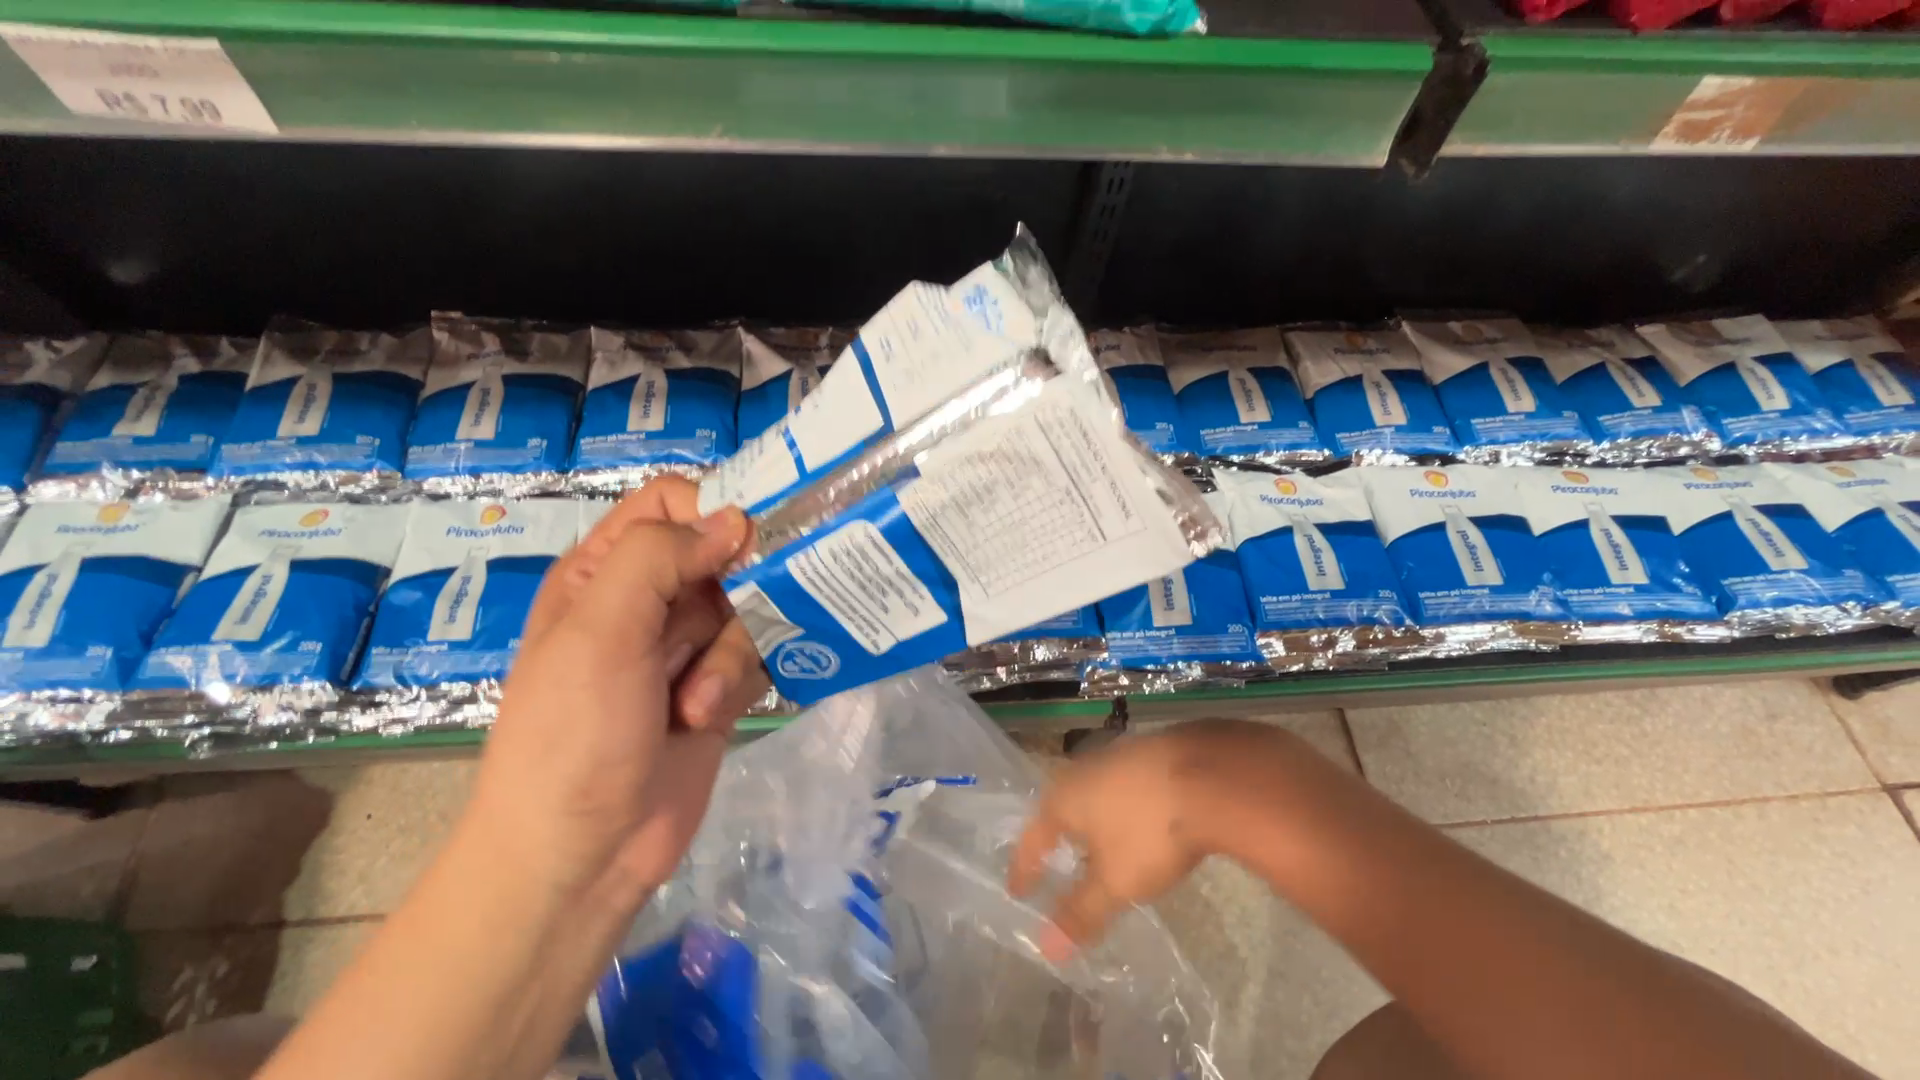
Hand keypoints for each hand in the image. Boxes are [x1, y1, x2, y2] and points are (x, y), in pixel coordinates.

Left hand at [468, 476, 769, 913]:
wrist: (579, 855)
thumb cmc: (572, 735)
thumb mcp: (599, 631)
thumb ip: (660, 557)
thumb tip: (736, 518)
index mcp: (604, 571)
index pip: (670, 502)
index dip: (711, 509)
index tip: (745, 541)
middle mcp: (648, 600)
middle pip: (724, 554)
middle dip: (734, 592)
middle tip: (737, 618)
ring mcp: (685, 648)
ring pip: (749, 609)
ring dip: (729, 654)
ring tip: (695, 702)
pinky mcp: (717, 690)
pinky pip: (757, 657)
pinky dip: (737, 684)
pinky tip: (706, 719)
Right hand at [1007, 720, 1293, 955]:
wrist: (1213, 774)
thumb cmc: (1151, 831)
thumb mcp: (1117, 882)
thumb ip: (1082, 913)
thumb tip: (1046, 948)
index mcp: (1063, 799)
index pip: (1033, 838)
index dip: (1025, 868)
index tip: (1019, 890)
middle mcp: (1083, 770)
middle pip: (1062, 808)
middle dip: (1060, 837)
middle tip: (1059, 863)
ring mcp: (1120, 754)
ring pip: (1096, 792)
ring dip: (1095, 819)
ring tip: (1101, 843)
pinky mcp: (1155, 749)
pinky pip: (1127, 784)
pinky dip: (1125, 806)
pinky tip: (1142, 818)